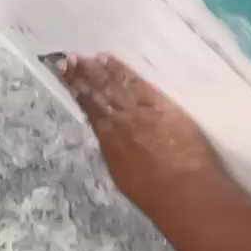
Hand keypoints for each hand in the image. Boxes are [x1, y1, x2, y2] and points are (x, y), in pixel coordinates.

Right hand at [60, 53, 228, 210]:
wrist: (185, 191)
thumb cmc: (156, 194)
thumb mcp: (122, 175)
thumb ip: (114, 152)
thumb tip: (107, 137)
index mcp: (109, 143)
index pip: (90, 110)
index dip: (77, 92)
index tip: (66, 76)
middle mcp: (119, 123)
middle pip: (98, 95)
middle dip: (82, 76)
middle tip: (67, 59)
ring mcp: (139, 112)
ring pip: (113, 86)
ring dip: (96, 70)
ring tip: (83, 57)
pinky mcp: (160, 105)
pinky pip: (136, 83)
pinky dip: (121, 71)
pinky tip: (109, 60)